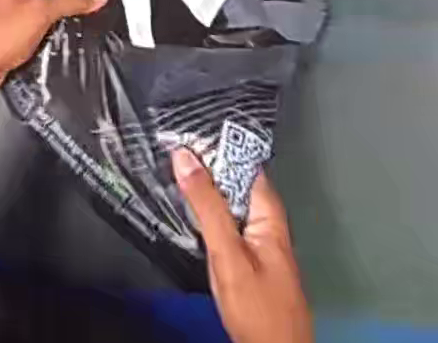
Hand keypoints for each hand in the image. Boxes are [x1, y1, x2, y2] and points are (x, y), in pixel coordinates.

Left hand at [0, 0, 106, 93]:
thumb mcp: (42, 12)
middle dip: (64, 1)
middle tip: (80, 10)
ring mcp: (10, 8)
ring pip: (44, 9)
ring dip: (55, 20)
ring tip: (66, 27)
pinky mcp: (12, 29)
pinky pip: (37, 26)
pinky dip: (47, 32)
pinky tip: (55, 40)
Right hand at [174, 148, 313, 342]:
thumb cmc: (257, 307)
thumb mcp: (227, 253)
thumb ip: (206, 205)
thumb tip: (185, 156)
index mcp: (268, 208)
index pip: (240, 159)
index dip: (214, 144)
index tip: (183, 131)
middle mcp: (265, 217)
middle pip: (233, 178)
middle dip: (204, 164)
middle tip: (169, 148)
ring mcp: (257, 238)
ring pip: (227, 200)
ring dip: (203, 188)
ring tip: (171, 168)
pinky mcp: (247, 256)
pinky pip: (225, 220)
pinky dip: (206, 211)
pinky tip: (186, 209)